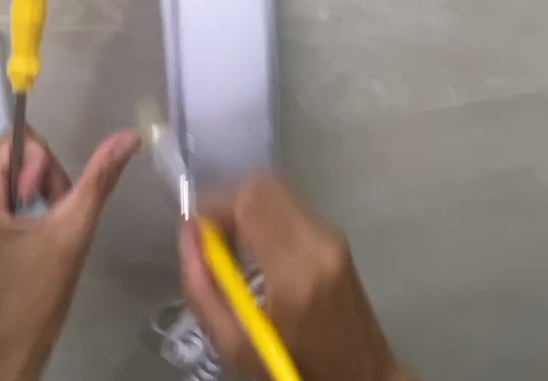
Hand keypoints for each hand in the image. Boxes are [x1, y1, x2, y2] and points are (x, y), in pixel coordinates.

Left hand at [0, 128, 138, 380]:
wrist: (7, 361)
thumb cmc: (33, 297)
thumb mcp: (71, 232)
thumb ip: (99, 178)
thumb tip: (127, 136)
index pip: (17, 140)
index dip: (45, 164)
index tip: (53, 202)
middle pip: (16, 160)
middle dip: (46, 183)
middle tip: (55, 223)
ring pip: (16, 182)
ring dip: (42, 200)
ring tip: (49, 238)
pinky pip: (9, 204)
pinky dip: (32, 216)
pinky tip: (39, 246)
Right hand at [179, 173, 410, 380]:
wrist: (361, 377)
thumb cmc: (293, 368)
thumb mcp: (236, 348)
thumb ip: (202, 290)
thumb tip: (186, 232)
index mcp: (295, 272)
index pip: (252, 199)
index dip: (215, 202)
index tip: (194, 229)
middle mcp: (318, 240)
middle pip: (264, 185)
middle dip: (229, 201)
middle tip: (210, 236)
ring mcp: (332, 233)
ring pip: (277, 190)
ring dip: (246, 206)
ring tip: (230, 244)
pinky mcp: (336, 234)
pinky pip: (290, 205)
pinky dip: (265, 214)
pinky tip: (255, 247)